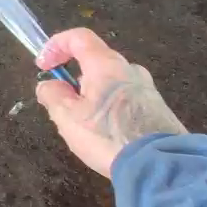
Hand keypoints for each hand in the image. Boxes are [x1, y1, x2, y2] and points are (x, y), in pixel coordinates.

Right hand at [35, 28, 186, 177]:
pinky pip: (123, 98)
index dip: (54, 46)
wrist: (163, 168)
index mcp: (107, 66)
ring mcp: (147, 90)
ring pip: (109, 83)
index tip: (43, 67)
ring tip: (82, 125)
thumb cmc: (108, 135)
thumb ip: (51, 94)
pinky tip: (104, 134)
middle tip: (61, 103)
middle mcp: (130, 71)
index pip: (78, 38)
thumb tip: (50, 86)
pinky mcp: (157, 110)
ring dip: (90, 95)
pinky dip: (107, 107)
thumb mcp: (66, 115)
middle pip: (94, 62)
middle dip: (72, 79)